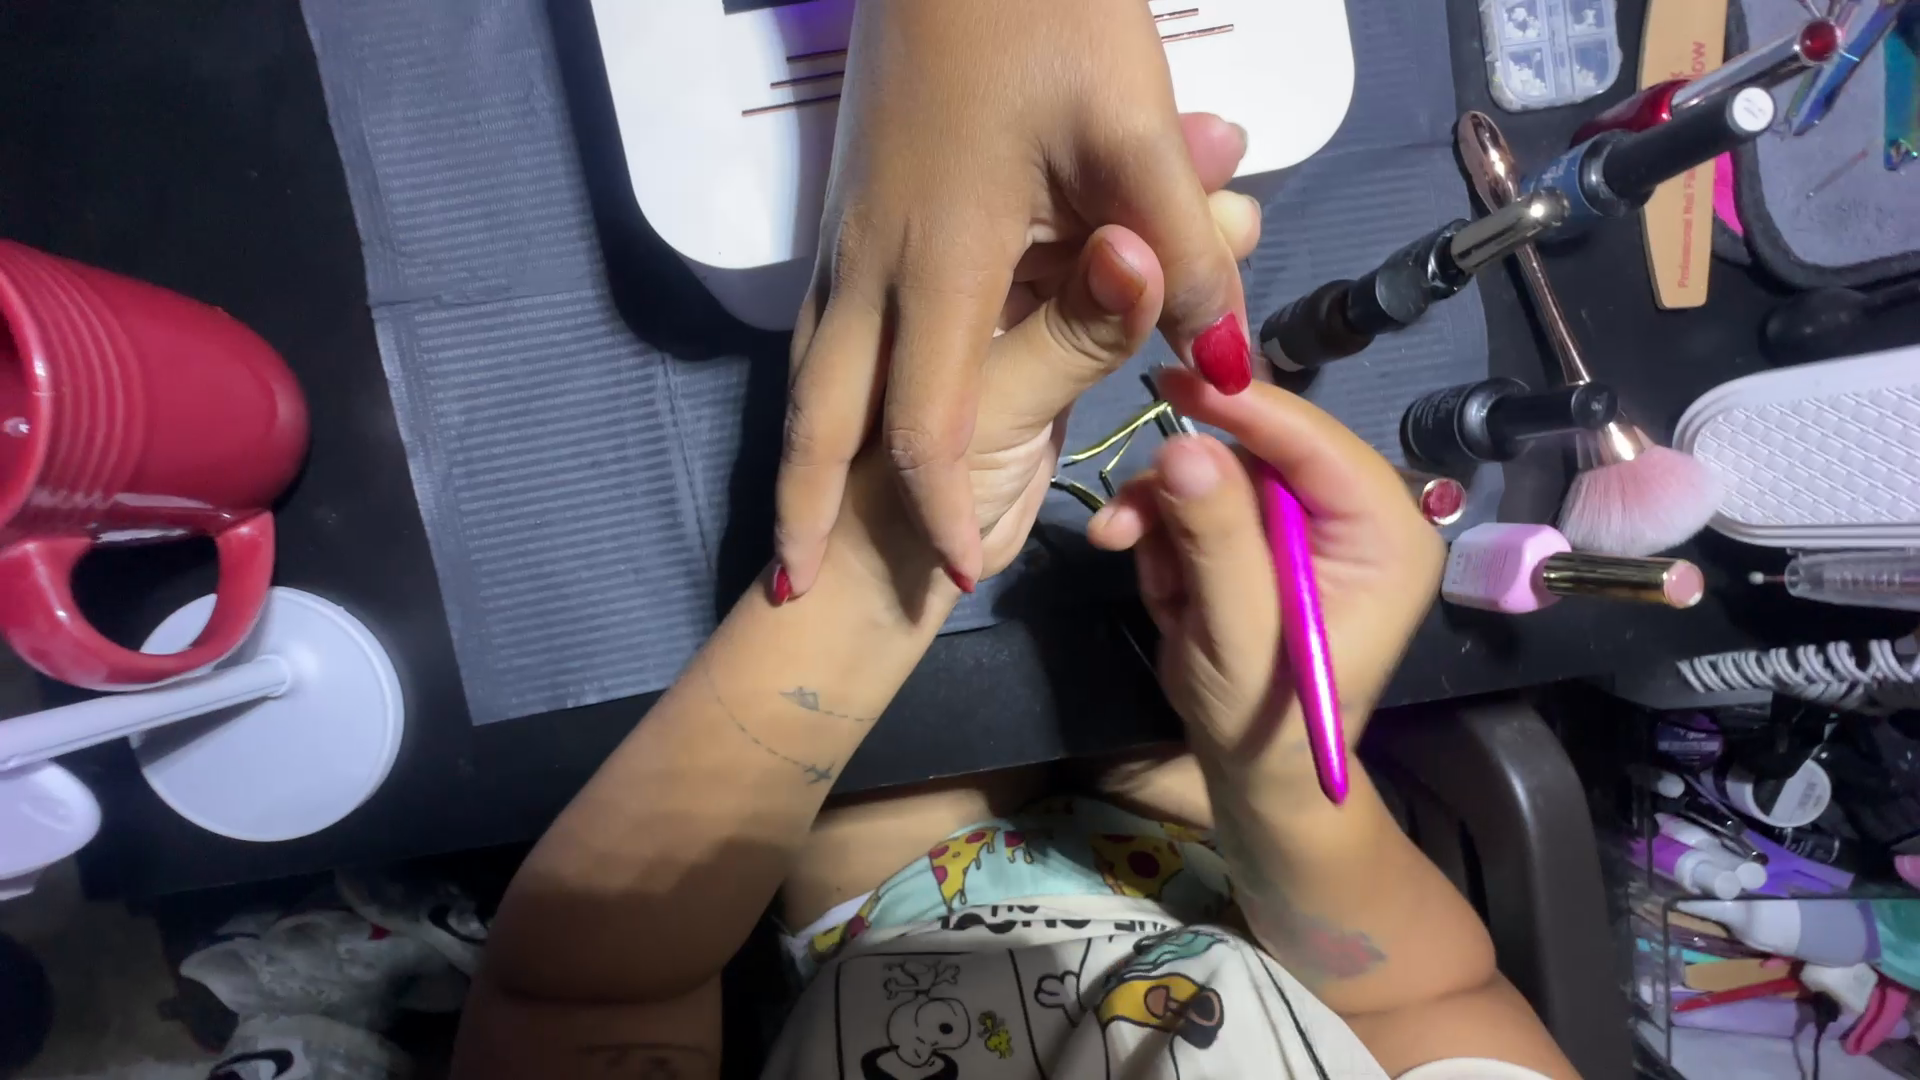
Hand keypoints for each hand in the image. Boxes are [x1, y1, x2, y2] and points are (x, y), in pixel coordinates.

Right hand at [777, 0, 1252, 599]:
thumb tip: (1230, 359)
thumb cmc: (1042, 10)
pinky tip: (821, 419)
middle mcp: (872, 272)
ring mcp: (844, 245)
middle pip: (816, 417)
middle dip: (800, 510)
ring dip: (793, 463)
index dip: (939, 506)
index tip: (963, 572)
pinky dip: (813, 398)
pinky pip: (818, 335)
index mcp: (940, 265)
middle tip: (793, 588)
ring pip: (806, 376)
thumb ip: (1181, 252)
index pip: (928, 421)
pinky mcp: (841, 220)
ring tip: (791, 535)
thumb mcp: (1131, 130)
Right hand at [1086, 375, 1445, 780]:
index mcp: (1382, 534)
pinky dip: (1158, 536)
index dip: (1247, 408)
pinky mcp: (1252, 537)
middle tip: (1123, 523)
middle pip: (1254, 456)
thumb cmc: (1265, 717)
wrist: (1250, 764)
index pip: (1316, 445)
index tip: (1178, 376)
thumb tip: (1182, 448)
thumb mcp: (1239, 635)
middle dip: (1182, 488)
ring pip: (1212, 478)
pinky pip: (1193, 506)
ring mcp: (1295, 524)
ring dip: (1160, 517)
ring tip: (1127, 560)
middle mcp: (1347, 514)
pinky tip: (1152, 581)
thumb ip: (1217, 542)